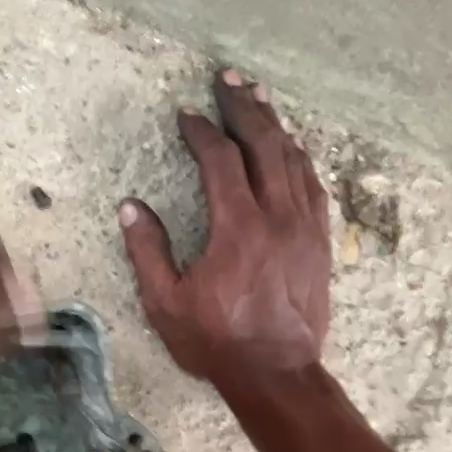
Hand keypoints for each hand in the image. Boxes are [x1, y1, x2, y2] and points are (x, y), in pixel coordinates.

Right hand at [120, 69, 331, 380]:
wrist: (277, 373)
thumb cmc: (215, 341)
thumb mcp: (165, 302)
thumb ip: (147, 250)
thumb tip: (130, 206)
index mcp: (237, 228)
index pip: (220, 161)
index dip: (202, 131)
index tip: (186, 113)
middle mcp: (277, 216)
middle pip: (265, 145)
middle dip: (244, 107)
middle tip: (228, 78)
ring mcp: (306, 227)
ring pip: (294, 159)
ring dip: (274, 124)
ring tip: (258, 97)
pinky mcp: (321, 242)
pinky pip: (313, 185)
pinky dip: (299, 157)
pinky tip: (291, 145)